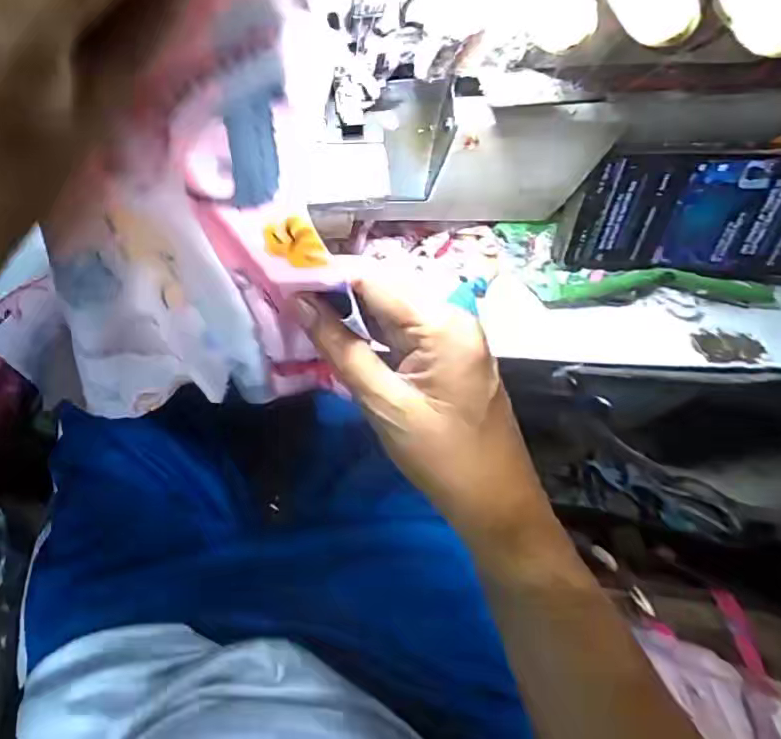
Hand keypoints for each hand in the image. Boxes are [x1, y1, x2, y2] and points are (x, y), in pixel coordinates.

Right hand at [300, 275, 553, 549]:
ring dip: (345, 306)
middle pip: (380, 285)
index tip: (284, 276)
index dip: (326, 274)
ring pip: (386, 305)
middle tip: (286, 292)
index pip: (373, 279)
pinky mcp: (442, 352)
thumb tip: (298, 301)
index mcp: (442, 324)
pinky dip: (364, 327)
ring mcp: (449, 334)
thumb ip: (339, 346)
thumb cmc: (442, 458)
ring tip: (300, 306)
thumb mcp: (383, 402)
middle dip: (332, 287)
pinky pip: (395, 327)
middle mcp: (449, 317)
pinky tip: (332, 330)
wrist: (497, 507)